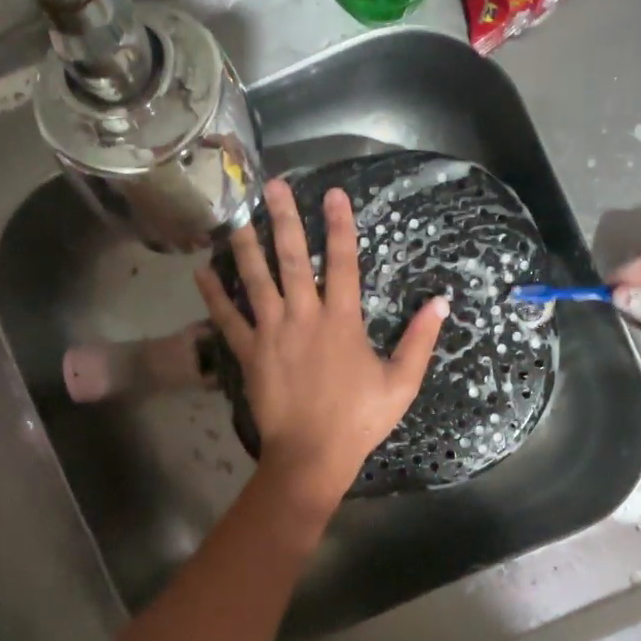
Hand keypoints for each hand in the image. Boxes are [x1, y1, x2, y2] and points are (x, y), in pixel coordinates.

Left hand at [196, 180, 448, 503]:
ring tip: (237, 216)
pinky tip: (200, 272)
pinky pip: (227, 319)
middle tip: (273, 186)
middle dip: (283, 219)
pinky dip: (214, 295)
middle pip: (291, 258)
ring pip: (255, 280)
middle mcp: (304, 316)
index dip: (339, 226)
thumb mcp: (402, 382)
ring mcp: (271, 333)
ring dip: (246, 245)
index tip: (333, 194)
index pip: (342, 262)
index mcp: (342, 320)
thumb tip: (441, 302)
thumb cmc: (359, 420)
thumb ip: (419, 340)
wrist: (312, 454)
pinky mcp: (248, 353)